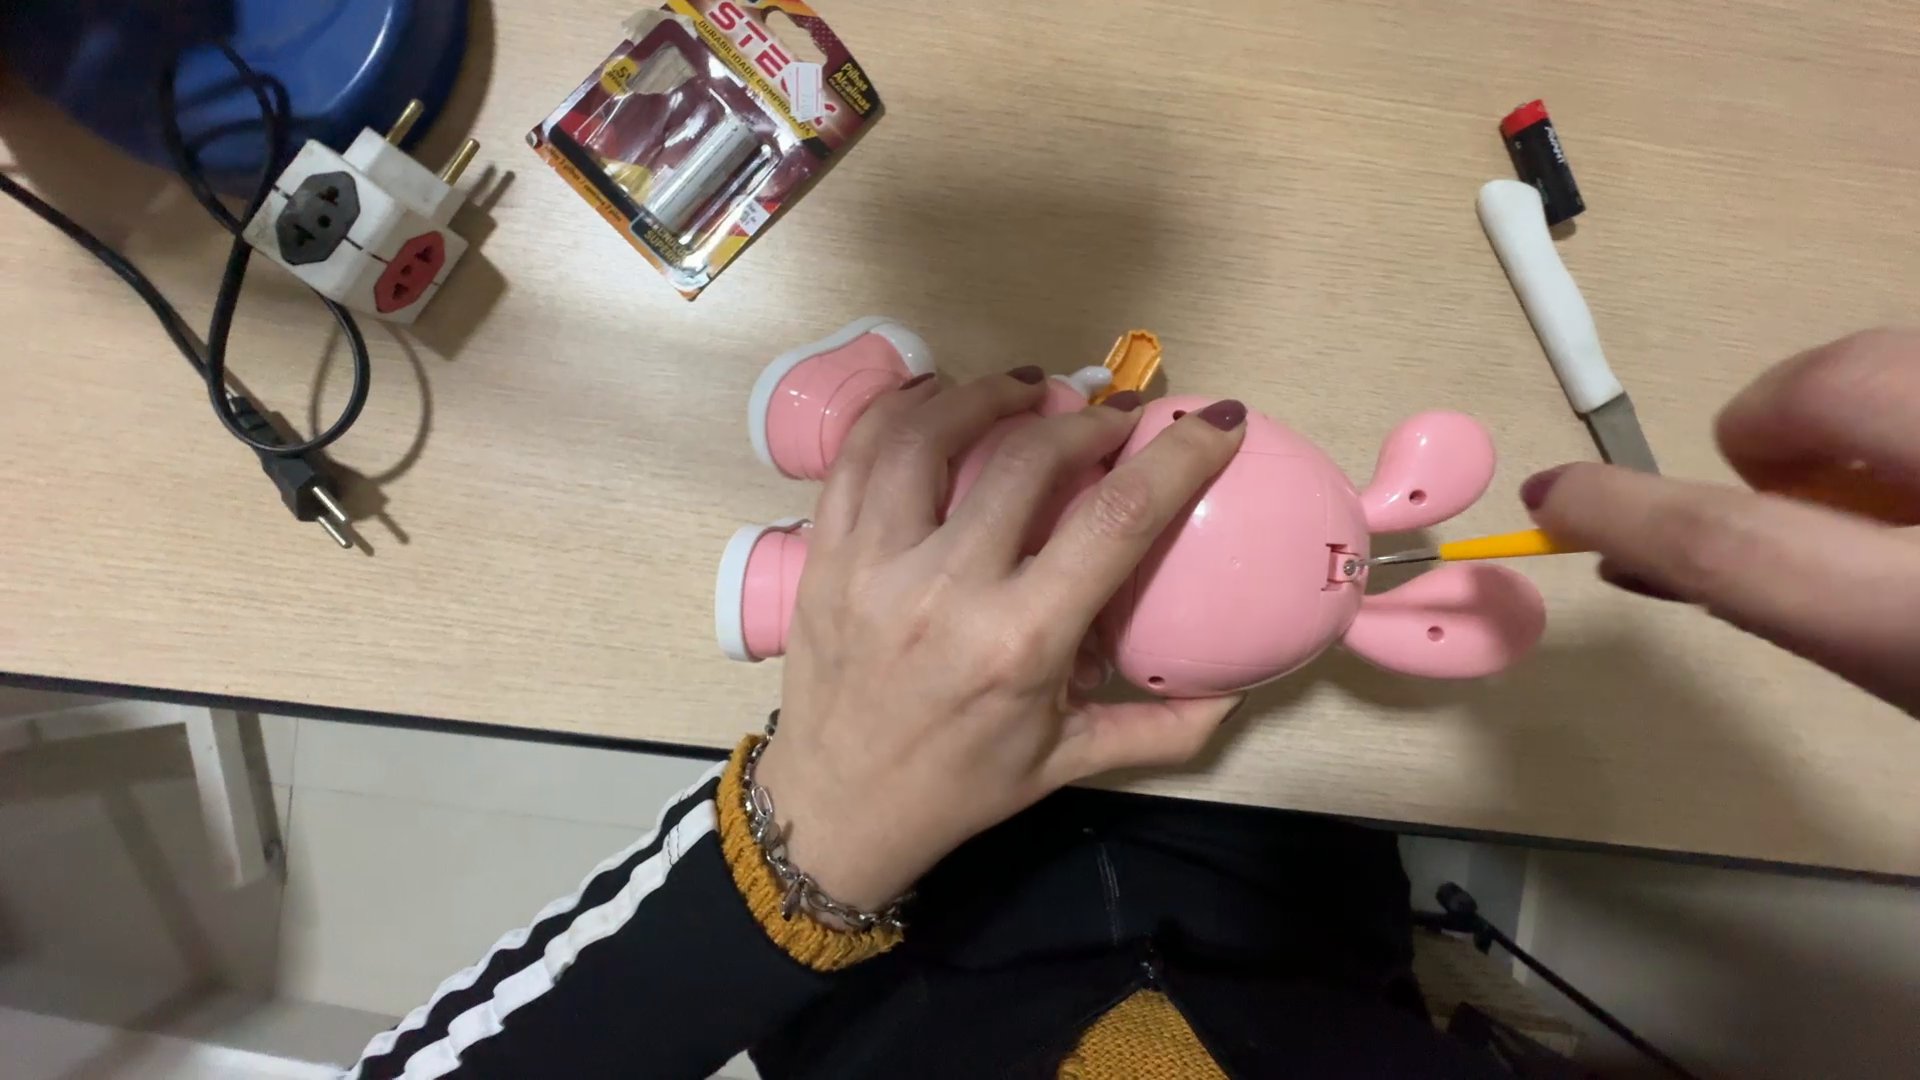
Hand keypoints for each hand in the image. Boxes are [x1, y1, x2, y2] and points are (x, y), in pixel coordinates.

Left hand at [753, 372, 1248, 909]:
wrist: (837, 810)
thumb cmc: (958, 789)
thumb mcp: (1067, 763)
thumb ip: (1161, 728)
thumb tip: (1236, 690)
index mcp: (1019, 643)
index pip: (1115, 520)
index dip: (1178, 456)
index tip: (1214, 422)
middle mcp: (943, 591)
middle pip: (1025, 460)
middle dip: (1085, 419)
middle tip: (1108, 413)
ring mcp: (872, 565)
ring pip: (928, 437)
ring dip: (987, 393)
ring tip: (1027, 388)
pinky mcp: (824, 556)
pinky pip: (856, 457)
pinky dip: (898, 410)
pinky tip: (934, 395)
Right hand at [1521, 328, 1919, 715]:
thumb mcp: (1903, 673)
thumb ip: (1779, 606)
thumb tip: (1638, 557)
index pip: (1734, 542)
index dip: (1618, 509)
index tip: (1551, 500)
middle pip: (1838, 381)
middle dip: (1765, 418)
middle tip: (1779, 478)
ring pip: (1902, 358)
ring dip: (1858, 421)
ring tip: (1898, 490)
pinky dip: (1912, 422)